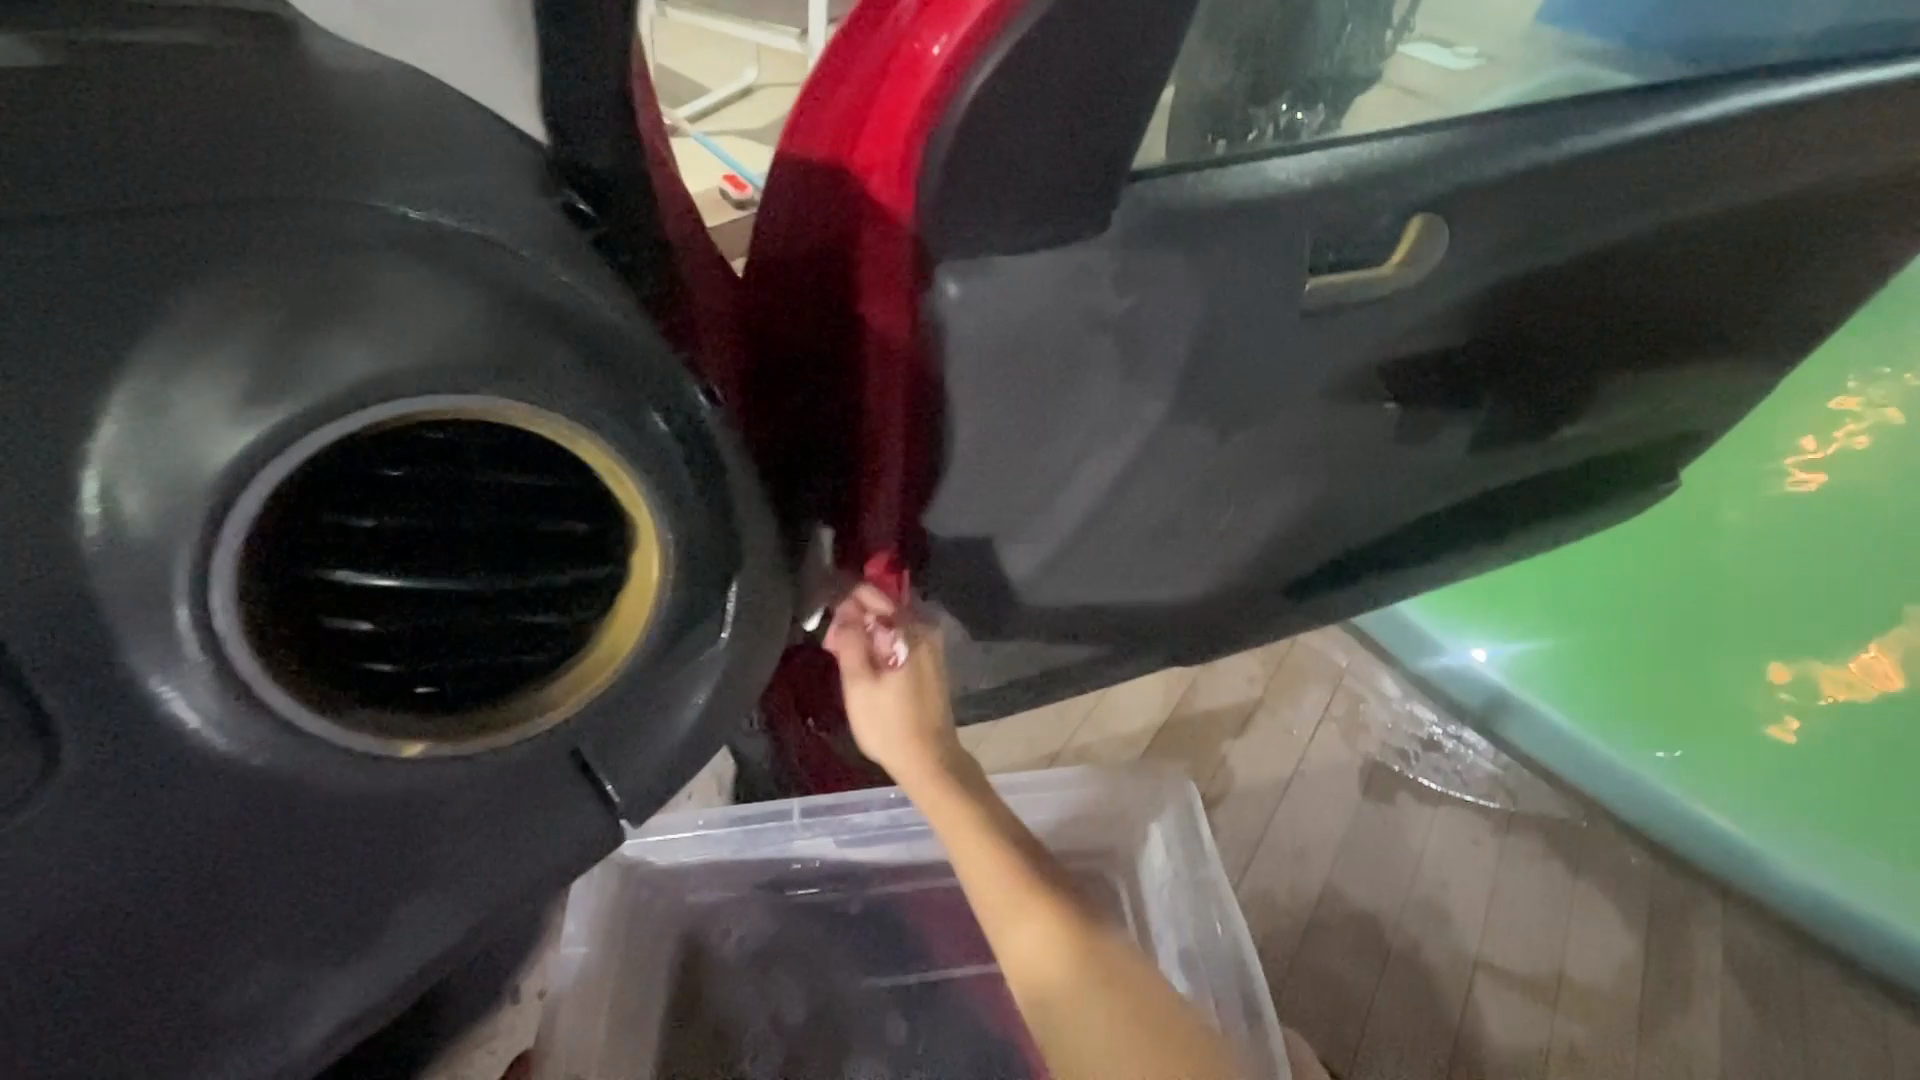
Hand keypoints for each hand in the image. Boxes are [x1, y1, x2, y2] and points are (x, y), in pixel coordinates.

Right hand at [822, 584, 969, 788]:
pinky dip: (882, 643)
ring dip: (867, 633)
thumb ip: (850, 639)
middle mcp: (925, 627)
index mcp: (908, 628)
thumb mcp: (858, 683)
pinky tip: (868, 667)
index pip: (870, 593)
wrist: (930, 759)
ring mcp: (932, 643)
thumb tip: (844, 608)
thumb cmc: (888, 725)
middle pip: (882, 606)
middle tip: (834, 648)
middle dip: (855, 619)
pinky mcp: (932, 659)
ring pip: (891, 622)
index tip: (829, 628)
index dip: (844, 604)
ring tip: (847, 659)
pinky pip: (902, 637)